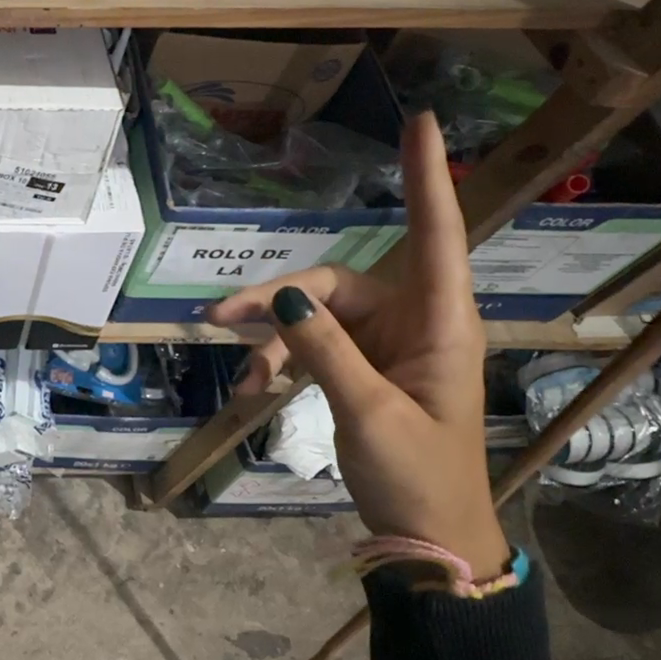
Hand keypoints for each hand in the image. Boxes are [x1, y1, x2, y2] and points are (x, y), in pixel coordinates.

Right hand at [206, 113, 508, 576]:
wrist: (427, 535)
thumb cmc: (418, 475)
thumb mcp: (369, 413)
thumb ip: (327, 353)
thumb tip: (285, 299)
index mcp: (440, 325)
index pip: (436, 237)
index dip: (427, 180)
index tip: (420, 124)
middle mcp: (413, 324)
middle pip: (336, 284)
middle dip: (277, 302)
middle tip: (220, 320)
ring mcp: (384, 348)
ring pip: (314, 318)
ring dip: (271, 343)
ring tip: (242, 383)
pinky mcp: (361, 370)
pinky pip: (311, 348)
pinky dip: (279, 364)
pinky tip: (253, 390)